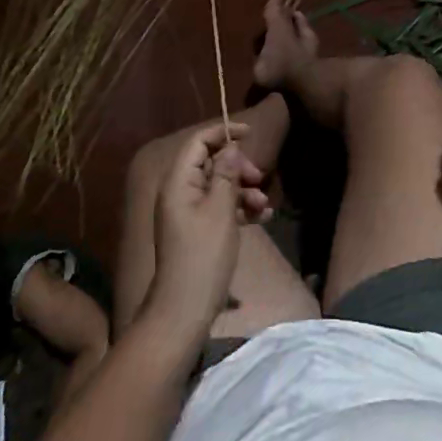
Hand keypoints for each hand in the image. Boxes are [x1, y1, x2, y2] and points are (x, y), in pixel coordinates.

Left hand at [142, 122, 267, 333]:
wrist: (185, 307)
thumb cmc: (203, 255)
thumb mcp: (220, 212)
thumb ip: (227, 175)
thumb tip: (230, 147)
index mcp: (177, 183)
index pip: (197, 143)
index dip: (222, 133)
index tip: (250, 133)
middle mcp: (179, 193)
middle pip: (210, 164)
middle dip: (238, 167)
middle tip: (258, 179)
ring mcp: (187, 214)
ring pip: (219, 187)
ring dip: (243, 191)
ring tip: (264, 207)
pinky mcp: (198, 232)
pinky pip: (220, 208)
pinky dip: (240, 209)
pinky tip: (262, 218)